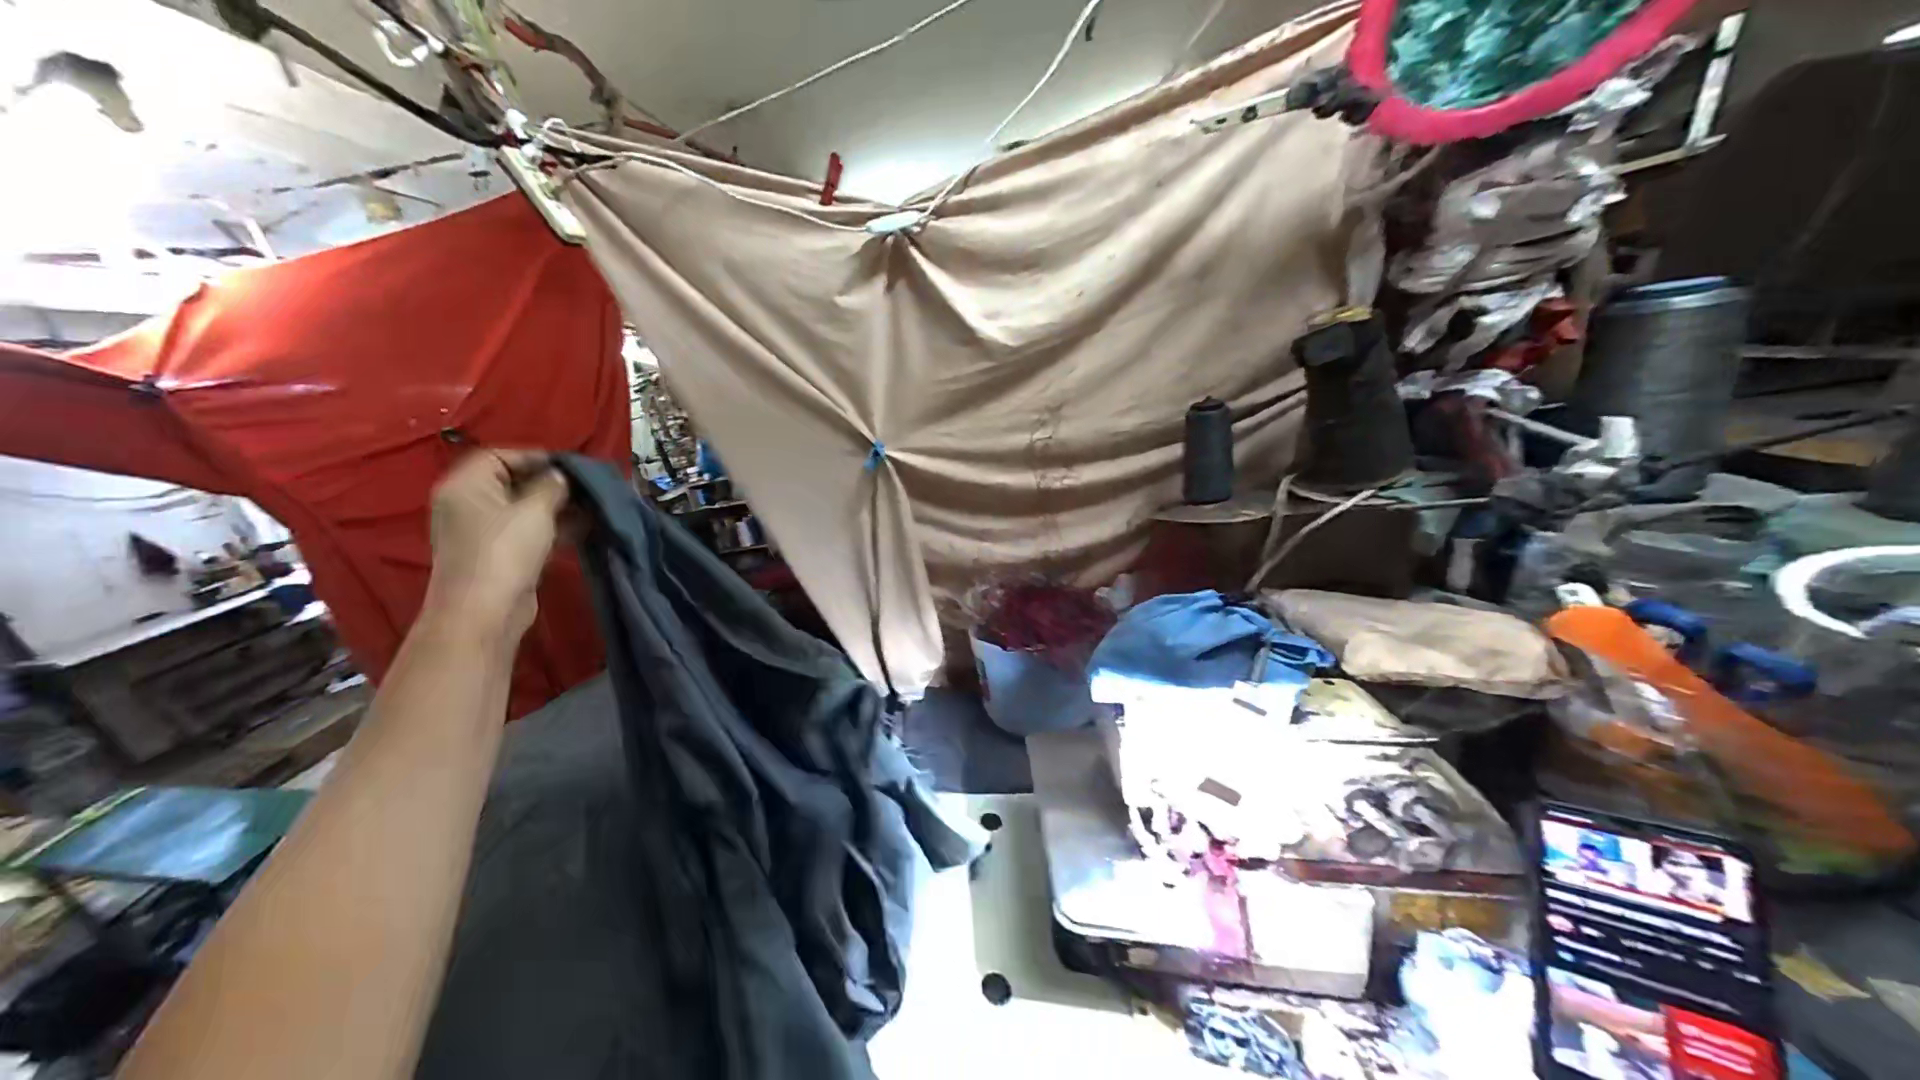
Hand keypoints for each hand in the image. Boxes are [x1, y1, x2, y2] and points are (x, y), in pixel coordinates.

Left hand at [423, 449, 570, 642]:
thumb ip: (552, 486)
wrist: (485, 613)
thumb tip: (562, 476)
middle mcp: (469, 504)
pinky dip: (554, 527)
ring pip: (525, 508)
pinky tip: (585, 527)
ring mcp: (484, 531)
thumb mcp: (535, 510)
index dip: (536, 456)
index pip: (500, 455)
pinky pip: (530, 531)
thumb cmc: (504, 552)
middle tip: (587, 486)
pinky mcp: (501, 554)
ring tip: (593, 506)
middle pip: (513, 481)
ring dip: (558, 506)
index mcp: (466, 485)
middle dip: (552, 482)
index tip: (572, 466)